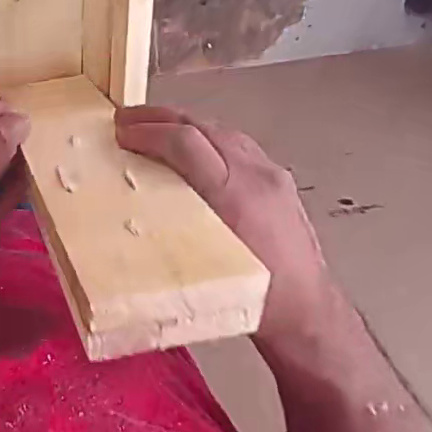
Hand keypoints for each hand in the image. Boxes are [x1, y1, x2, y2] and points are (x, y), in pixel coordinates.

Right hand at [115, 106, 354, 351]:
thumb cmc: (256, 301)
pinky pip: (239, 145)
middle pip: (204, 127)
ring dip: (185, 124)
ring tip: (155, 127)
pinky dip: (209, 137)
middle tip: (127, 118)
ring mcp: (272, 176)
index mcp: (235, 198)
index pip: (187, 143)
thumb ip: (175, 229)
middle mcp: (256, 177)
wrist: (309, 314)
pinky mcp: (280, 182)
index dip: (150, 132)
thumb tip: (140, 208)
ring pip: (223, 131)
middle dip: (161, 118)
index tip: (122, 132)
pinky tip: (195, 146)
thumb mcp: (204, 267)